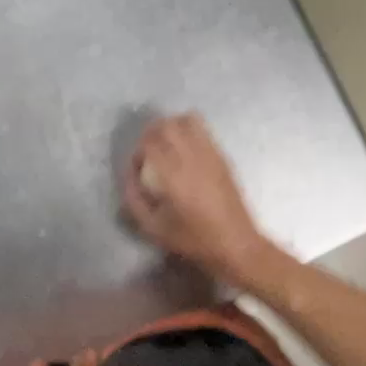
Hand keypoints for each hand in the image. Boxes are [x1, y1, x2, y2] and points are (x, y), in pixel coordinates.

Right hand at [122, 113, 286, 286]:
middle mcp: (192, 158)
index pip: (149, 144)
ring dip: (171, 127)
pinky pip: (203, 130)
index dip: (138, 151)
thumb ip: (134, 199)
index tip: (137, 167)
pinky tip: (185, 149)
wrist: (236, 244)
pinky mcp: (222, 156)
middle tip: (148, 151)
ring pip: (186, 121)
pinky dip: (189, 130)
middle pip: (166, 125)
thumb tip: (128, 175)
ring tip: (166, 145)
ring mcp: (210, 154)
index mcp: (173, 176)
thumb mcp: (154, 228)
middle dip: (151, 133)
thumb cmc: (194, 240)